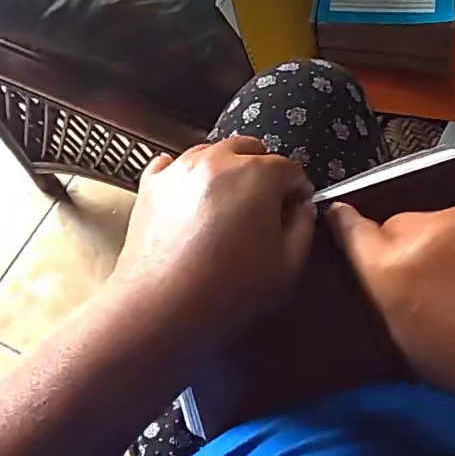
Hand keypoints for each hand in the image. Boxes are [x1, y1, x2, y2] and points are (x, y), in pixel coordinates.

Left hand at [109, 136, 315, 335]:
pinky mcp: (152, 186)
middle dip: (263, 171)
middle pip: (250, 148)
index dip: (297, 189)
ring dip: (228, 171)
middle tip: (265, 204)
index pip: (289, 167)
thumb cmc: (225, 290)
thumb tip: (302, 208)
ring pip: (212, 152)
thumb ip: (303, 227)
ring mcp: (181, 170)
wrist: (163, 307)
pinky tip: (194, 200)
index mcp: (257, 176)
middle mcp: (218, 162)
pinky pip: (173, 165)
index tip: (295, 206)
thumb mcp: (287, 264)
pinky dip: (188, 176)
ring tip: (229, 206)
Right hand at [325, 201, 454, 416]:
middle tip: (443, 283)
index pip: (350, 227)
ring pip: (452, 220)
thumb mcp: (415, 350)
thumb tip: (385, 275)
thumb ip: (391, 299)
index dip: (351, 230)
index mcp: (395, 268)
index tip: (350, 229)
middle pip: (403, 223)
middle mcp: (430, 228)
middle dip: (413, 246)